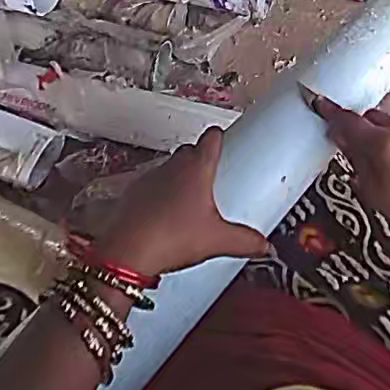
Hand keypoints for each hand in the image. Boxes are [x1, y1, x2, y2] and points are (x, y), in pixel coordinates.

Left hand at [90, 128, 268, 277]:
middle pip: (190, 150)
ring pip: (169, 167)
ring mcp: (151, 177)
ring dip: (179, 177)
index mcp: (197, 168)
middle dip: (200, 159)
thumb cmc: (171, 237)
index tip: (224, 140)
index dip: (219, 137)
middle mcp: (173, 166)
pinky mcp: (134, 192)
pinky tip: (166, 215)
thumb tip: (262, 244)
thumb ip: (244, 241)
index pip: (211, 138)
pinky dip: (159, 194)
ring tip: (190, 200)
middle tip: (212, 177)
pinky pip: (151, 185)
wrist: (128, 252)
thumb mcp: (217, 241)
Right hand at [311, 94, 389, 231]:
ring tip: (378, 157)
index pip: (349, 121)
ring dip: (376, 133)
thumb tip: (342, 138)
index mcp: (380, 143)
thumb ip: (354, 157)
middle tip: (351, 144)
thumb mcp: (369, 187)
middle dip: (358, 128)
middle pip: (367, 118)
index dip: (331, 113)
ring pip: (384, 122)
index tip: (319, 103)